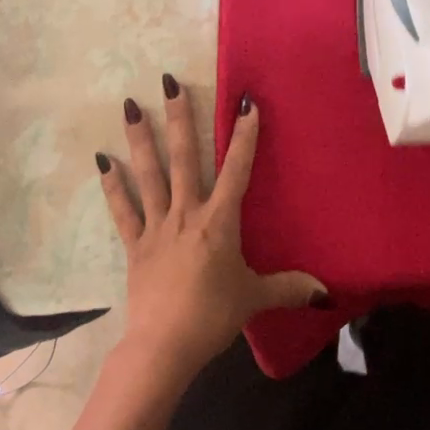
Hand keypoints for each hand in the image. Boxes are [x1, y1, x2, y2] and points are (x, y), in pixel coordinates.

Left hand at [97, 76, 327, 380]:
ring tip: (129, 105)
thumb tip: (326, 292)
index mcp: (219, 222)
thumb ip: (288, 288)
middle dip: (178, 118)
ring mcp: (157, 227)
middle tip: (169, 82)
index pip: (237, 170)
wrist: (163, 346)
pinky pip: (123, 210)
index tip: (245, 102)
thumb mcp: (255, 299)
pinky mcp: (135, 245)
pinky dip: (112, 186)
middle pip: (183, 158)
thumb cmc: (213, 317)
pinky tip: (102, 161)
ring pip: (148, 174)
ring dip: (139, 139)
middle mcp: (187, 214)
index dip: (244, 136)